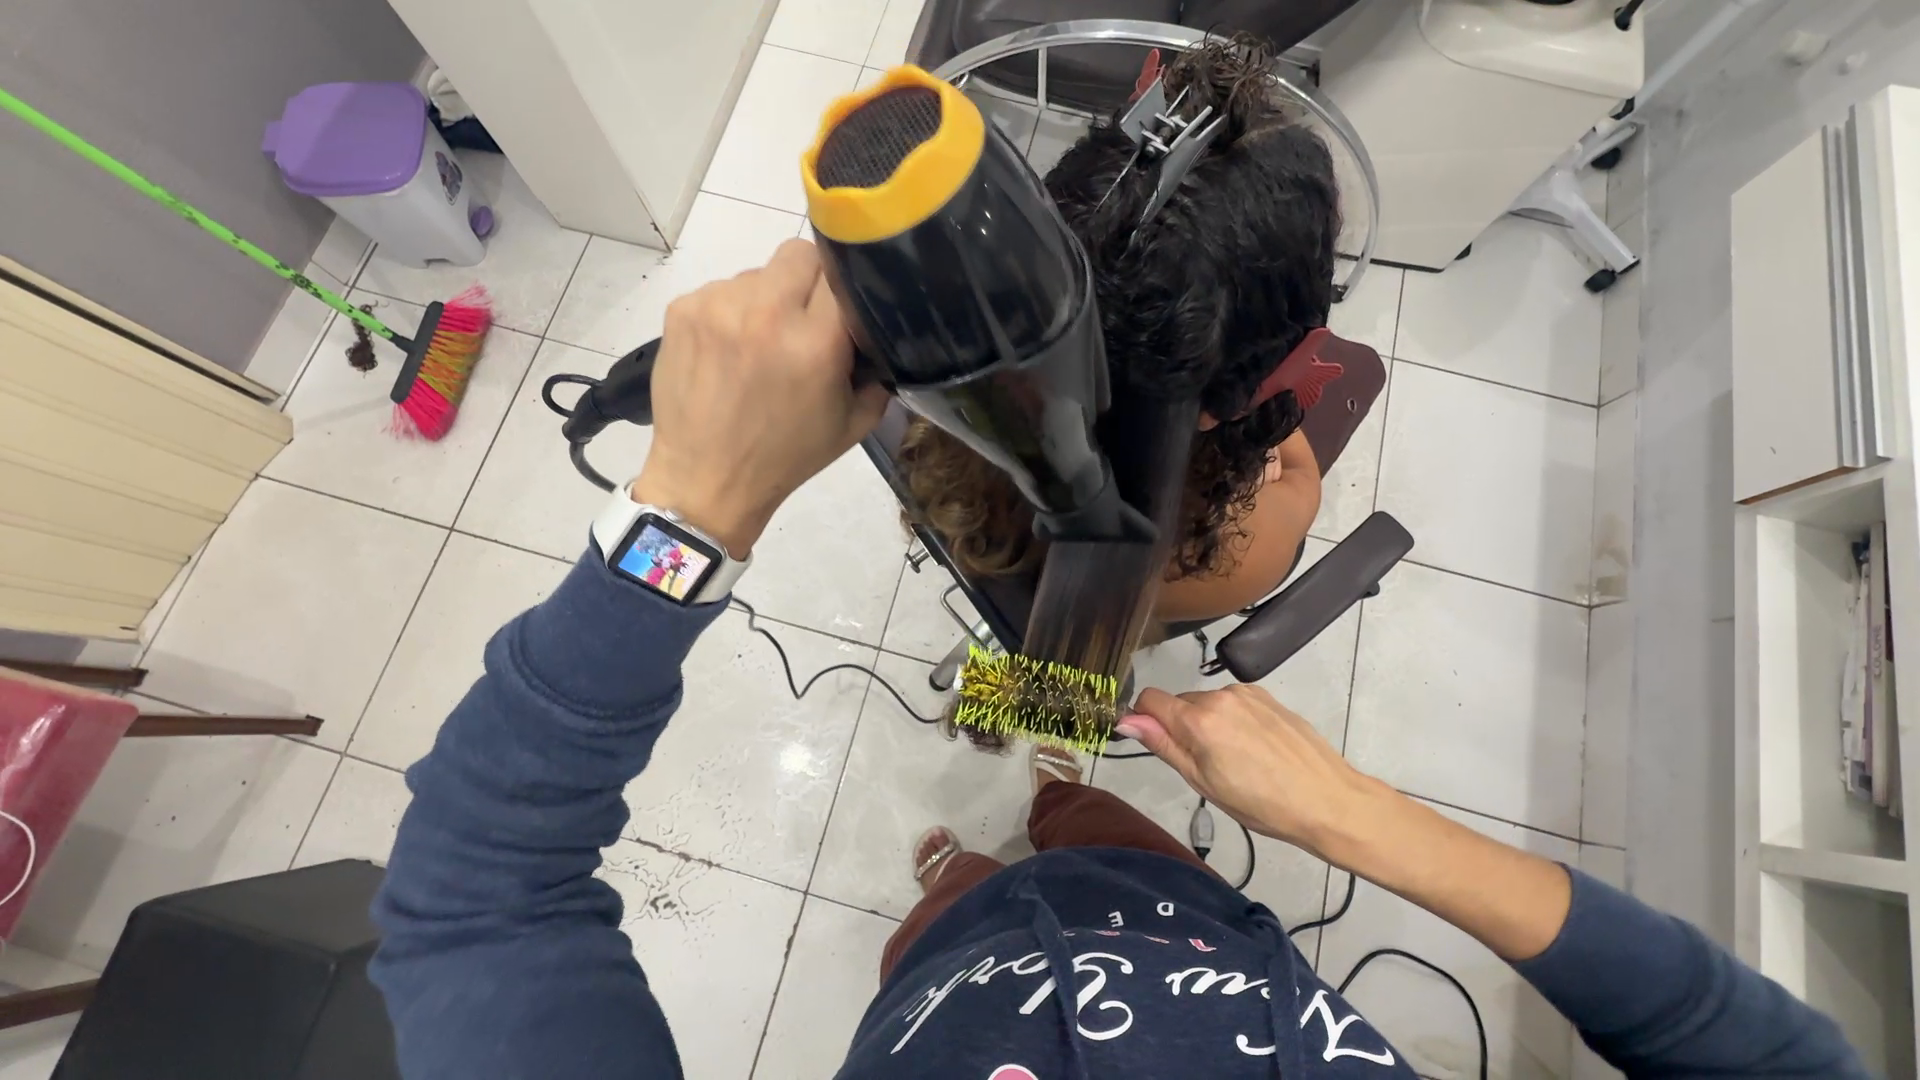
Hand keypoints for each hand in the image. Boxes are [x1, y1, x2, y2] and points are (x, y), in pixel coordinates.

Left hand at [630, 239, 888, 555]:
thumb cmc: (788, 456)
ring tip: (762, 344)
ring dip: (768, 299)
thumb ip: (878, 371)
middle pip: (800, 254)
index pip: (841, 271)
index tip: (844, 313)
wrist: (708, 479)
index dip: (846, 291)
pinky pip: (723, 289)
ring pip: (759, 272)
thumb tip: (879, 333)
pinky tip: (731, 350)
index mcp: (815, 341)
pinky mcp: (683, 309)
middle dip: (810, 282)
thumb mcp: (854, 423)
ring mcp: (718, 306)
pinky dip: (734, 312)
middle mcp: (766, 312)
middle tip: (806, 320)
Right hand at [1117, 684, 1391, 862]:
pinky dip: (1232, 720)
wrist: (1329, 801)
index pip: (1150, 699)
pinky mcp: (1267, 697)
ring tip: (1235, 759)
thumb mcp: (1203, 782)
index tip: (1158, 744)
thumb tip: (1126, 720)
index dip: (1145, 719)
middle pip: (1179, 703)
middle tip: (1205, 765)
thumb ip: (1163, 744)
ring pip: (1206, 704)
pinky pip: (1232, 702)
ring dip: (1207, 724)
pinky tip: (1253, 748)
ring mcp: (1246, 693)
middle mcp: (1219, 696)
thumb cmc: (1262, 804)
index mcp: (1199, 719)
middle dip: (1181, 727)